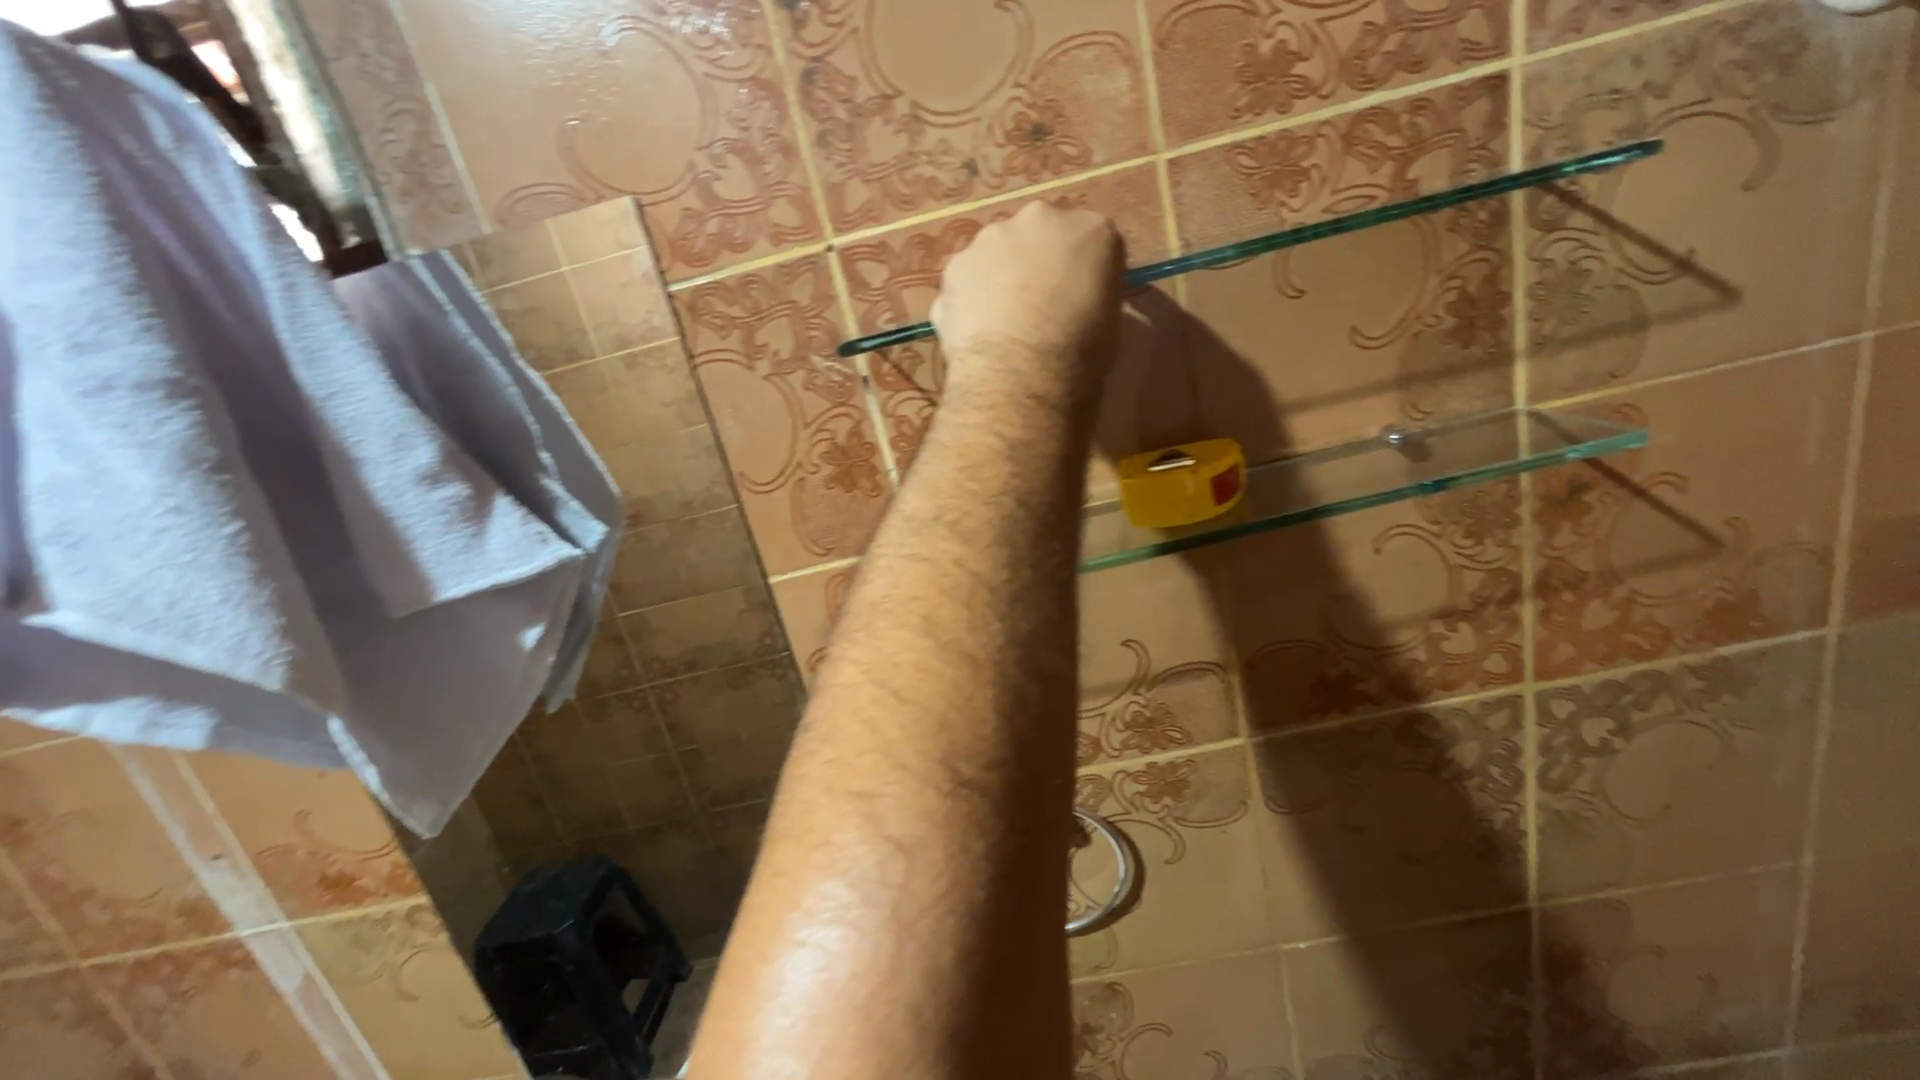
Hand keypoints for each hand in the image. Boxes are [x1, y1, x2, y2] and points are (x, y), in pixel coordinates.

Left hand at [930, 202, 1124, 405]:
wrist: (1020, 374)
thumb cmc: (1080, 354)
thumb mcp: (1111, 324)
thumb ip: (1094, 295)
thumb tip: (1078, 303)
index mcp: (1092, 230)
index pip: (1092, 242)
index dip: (1083, 272)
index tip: (1078, 298)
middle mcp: (1041, 218)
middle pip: (1040, 235)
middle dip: (1038, 262)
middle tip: (1037, 305)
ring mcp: (992, 237)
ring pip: (997, 252)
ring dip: (1000, 277)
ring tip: (1001, 322)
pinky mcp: (955, 264)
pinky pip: (966, 280)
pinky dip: (970, 300)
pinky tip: (975, 332)